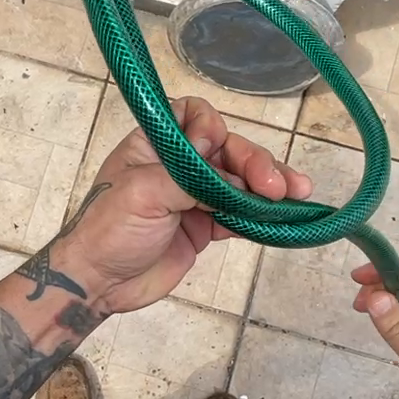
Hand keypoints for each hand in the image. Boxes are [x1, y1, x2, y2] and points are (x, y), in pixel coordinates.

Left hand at [38, 96, 310, 314]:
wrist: (100, 282)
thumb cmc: (109, 230)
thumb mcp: (143, 192)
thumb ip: (189, 176)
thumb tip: (231, 171)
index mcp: (153, 145)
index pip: (192, 116)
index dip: (209, 127)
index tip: (213, 150)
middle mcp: (175, 165)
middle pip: (226, 150)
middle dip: (254, 162)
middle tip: (276, 186)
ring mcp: (191, 197)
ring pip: (239, 181)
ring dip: (268, 186)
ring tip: (298, 194)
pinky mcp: (203, 226)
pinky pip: (238, 213)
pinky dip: (259, 214)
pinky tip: (281, 217)